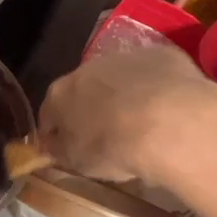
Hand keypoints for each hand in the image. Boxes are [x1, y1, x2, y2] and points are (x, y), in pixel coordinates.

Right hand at [38, 41, 216, 182]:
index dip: (56, 131)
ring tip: (140, 122)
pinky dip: (155, 87)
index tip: (66, 147)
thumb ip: (59, 150)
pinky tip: (167, 107)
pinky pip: (153, 72)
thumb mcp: (77, 161)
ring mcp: (125, 58)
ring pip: (119, 77)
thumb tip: (48, 145)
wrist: (167, 124)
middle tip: (106, 134)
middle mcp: (87, 68)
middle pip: (84, 88)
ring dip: (123, 94)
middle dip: (91, 107)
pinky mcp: (161, 55)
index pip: (49, 112)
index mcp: (60, 93)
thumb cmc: (112, 147)